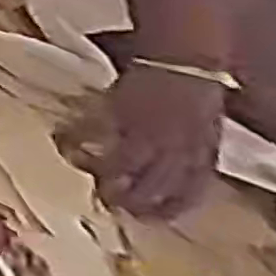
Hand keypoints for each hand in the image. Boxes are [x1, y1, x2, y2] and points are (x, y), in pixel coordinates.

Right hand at [80, 63, 223, 218]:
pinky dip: (82, 143)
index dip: (168, 209)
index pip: (188, 193)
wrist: (184, 59)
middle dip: (132, 201)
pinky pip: (100, 137)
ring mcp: (149, 134)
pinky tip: (68, 143)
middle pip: (154, 187)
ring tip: (88, 179)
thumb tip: (171, 165)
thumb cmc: (196, 89)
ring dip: (104, 178)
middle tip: (111, 204)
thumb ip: (191, 147)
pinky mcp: (123, 116)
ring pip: (125, 169)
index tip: (149, 217)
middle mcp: (178, 150)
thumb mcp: (206, 124)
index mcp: (203, 153)